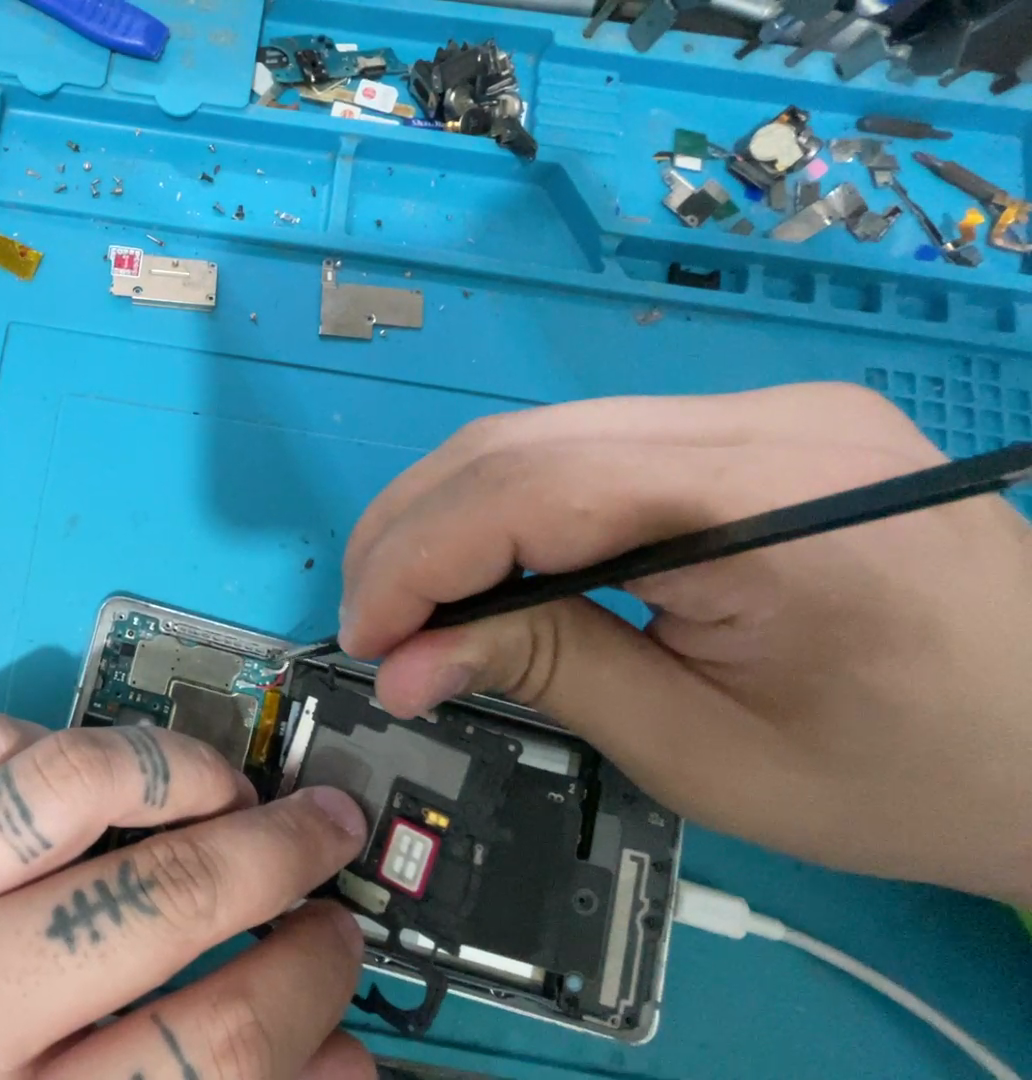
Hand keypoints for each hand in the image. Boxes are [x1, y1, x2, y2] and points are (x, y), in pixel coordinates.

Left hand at [0, 715, 375, 1079]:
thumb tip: (340, 1060)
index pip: (208, 1047)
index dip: (304, 991)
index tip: (337, 946)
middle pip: (156, 903)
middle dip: (276, 859)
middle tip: (327, 834)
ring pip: (63, 789)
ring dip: (177, 770)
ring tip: (231, 781)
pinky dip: (57, 743)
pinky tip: (97, 768)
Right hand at [339, 382, 1031, 905]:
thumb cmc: (904, 776)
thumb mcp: (701, 750)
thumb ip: (542, 675)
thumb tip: (400, 665)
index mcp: (772, 501)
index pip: (530, 489)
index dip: (417, 559)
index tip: (364, 639)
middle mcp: (759, 419)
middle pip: (514, 446)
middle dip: (409, 534)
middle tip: (369, 622)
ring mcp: (752, 412)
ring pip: (529, 439)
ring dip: (440, 519)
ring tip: (405, 602)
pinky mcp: (737, 431)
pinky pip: (571, 453)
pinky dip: (496, 513)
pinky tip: (478, 570)